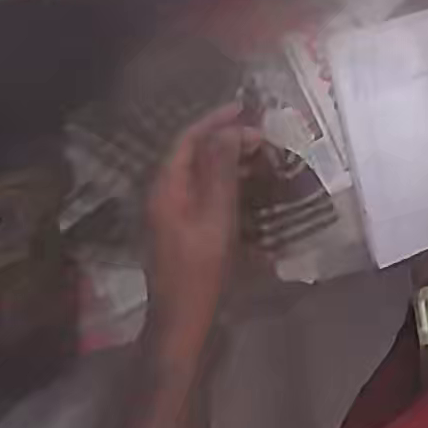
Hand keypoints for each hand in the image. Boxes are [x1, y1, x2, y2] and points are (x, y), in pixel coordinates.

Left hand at [144, 102, 257, 340]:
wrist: (184, 320)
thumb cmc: (202, 266)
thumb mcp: (217, 213)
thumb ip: (222, 168)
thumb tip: (232, 130)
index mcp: (167, 187)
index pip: (188, 140)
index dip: (215, 120)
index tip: (245, 107)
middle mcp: (165, 194)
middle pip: (194, 153)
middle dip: (227, 138)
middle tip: (262, 133)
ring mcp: (174, 212)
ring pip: (202, 171)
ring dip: (229, 157)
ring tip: (261, 152)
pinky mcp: (185, 227)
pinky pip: (206, 190)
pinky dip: (228, 178)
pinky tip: (250, 181)